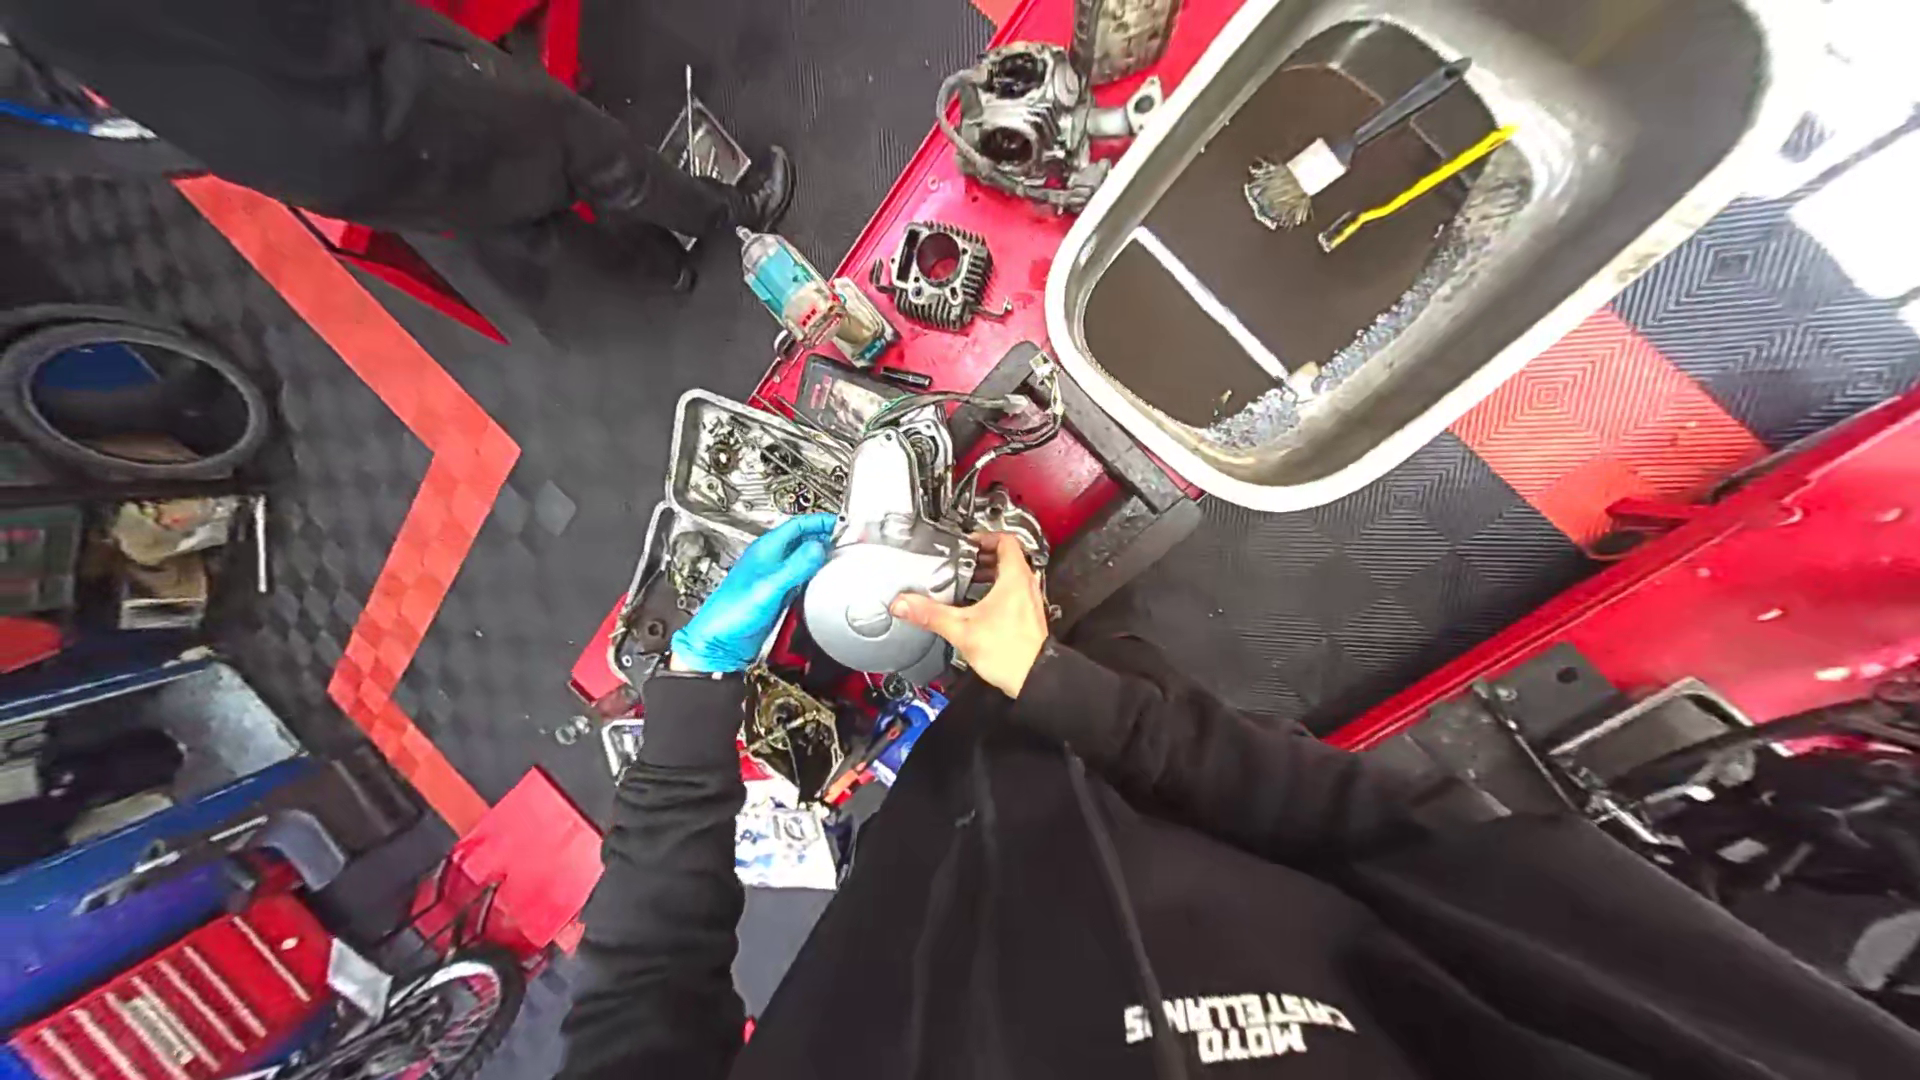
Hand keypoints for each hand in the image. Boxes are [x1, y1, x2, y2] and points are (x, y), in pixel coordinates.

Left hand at [670, 513, 836, 672]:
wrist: (720, 644)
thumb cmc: (733, 614)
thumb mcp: (769, 587)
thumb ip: (796, 566)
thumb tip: (819, 546)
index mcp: (766, 550)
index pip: (798, 524)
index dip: (821, 521)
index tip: (842, 523)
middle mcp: (771, 560)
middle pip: (802, 539)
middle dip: (825, 536)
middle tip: (846, 540)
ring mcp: (775, 576)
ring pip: (803, 557)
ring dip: (821, 555)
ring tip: (840, 557)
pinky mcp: (778, 593)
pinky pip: (801, 576)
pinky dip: (815, 574)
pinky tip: (823, 580)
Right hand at [890, 533, 1048, 696]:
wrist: (1033, 679)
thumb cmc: (1009, 653)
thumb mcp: (961, 629)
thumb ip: (930, 614)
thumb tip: (904, 604)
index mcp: (1014, 579)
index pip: (1006, 541)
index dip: (986, 537)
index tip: (968, 542)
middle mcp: (1026, 586)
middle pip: (1008, 557)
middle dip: (984, 556)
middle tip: (964, 560)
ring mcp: (1030, 601)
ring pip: (1012, 576)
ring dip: (991, 573)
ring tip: (969, 579)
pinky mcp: (1029, 617)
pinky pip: (1014, 593)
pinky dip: (998, 590)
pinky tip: (979, 605)